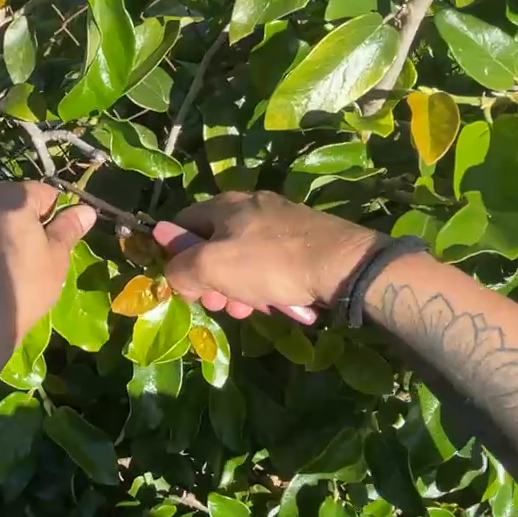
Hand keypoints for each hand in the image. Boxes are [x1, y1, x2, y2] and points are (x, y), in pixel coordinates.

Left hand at [0, 181, 94, 348]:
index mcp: (11, 198)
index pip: (44, 191)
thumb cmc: (25, 286)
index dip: (58, 212)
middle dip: (31, 221)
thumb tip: (86, 210)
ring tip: (20, 266)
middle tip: (43, 252)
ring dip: (10, 233)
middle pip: (16, 203)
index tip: (63, 236)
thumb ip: (69, 228)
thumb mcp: (56, 257)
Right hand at [153, 191, 381, 320]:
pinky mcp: (304, 239)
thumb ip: (180, 268)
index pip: (181, 225)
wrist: (345, 264)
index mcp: (224, 205)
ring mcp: (280, 222)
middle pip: (213, 246)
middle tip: (220, 305)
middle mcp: (250, 206)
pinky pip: (271, 264)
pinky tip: (277, 304)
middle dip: (211, 281)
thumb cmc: (270, 263)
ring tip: (251, 311)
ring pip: (243, 259)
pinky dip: (267, 286)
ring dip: (239, 289)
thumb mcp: (212, 267)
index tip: (187, 286)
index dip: (175, 256)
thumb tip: (172, 272)